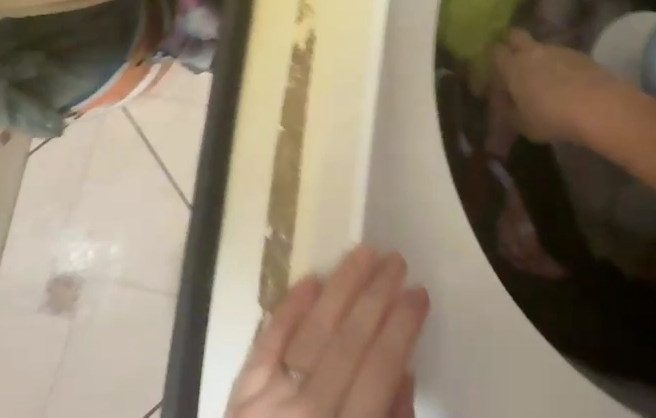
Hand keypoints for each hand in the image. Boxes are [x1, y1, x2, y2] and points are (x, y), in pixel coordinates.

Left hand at [228, 245, 429, 417]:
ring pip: (308, 336)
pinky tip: (310, 280)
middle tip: (397, 260)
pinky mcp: (236, 402)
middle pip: (346, 346)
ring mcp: (264, 408)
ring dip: (339, 290)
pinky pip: (264, 347)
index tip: (418, 292)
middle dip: (375, 298)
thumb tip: (403, 374)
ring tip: (364, 254)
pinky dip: (287, 312)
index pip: (378, 373)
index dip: (400, 329)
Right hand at [489, 29, 621, 142]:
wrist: (597, 104)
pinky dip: (560, 67)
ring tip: (546, 83)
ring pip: (541, 47)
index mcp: (513, 66)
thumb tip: (506, 106)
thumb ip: (510, 113)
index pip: (495, 52)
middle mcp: (532, 51)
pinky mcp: (579, 54)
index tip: (496, 79)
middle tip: (515, 67)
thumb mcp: (523, 124)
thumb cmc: (551, 117)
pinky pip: (562, 56)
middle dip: (512, 46)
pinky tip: (567, 86)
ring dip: (539, 59)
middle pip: (515, 35)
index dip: (493, 63)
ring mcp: (558, 49)